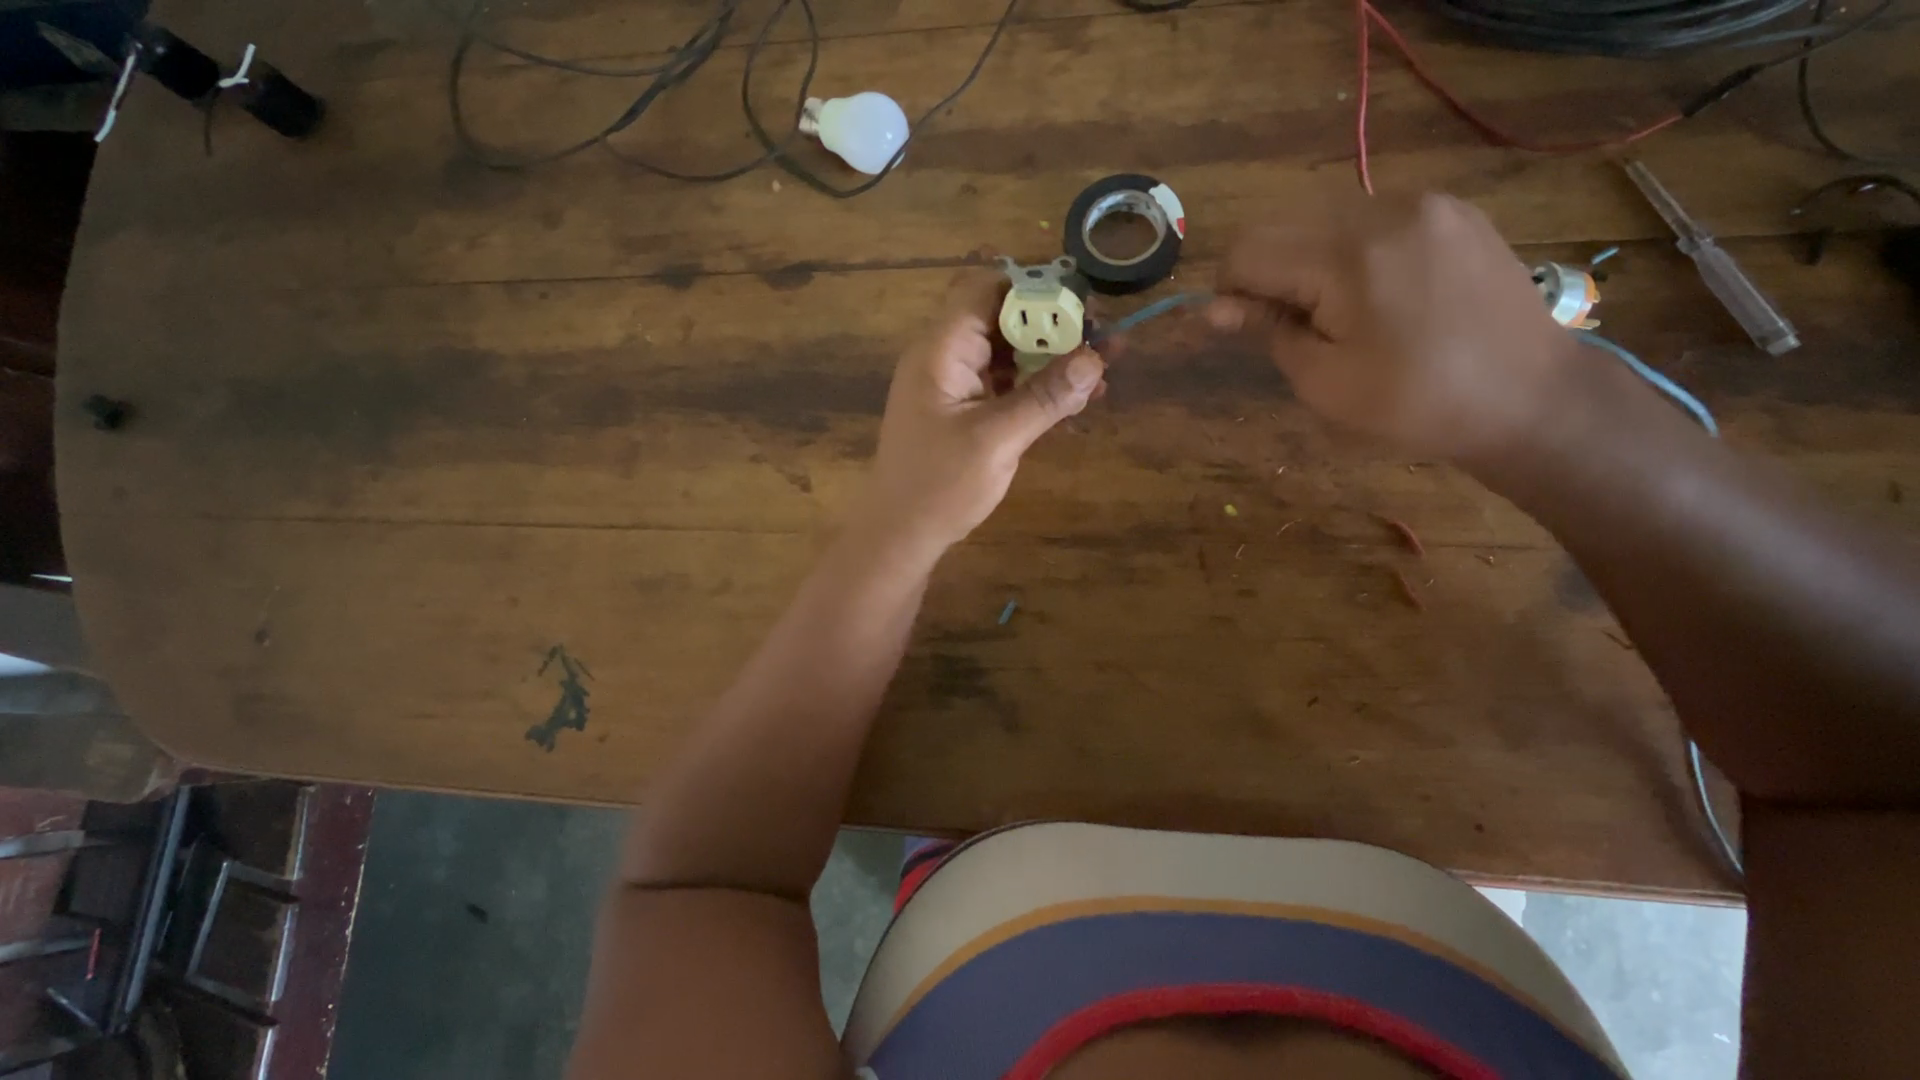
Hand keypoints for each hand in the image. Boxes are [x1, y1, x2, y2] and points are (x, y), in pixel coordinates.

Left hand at [849, 267, 1105, 559]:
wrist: (899, 535)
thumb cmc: (939, 486)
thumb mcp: (998, 440)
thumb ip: (1046, 397)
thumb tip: (1096, 359)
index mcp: (941, 350)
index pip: (985, 288)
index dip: (1033, 286)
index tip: (1082, 300)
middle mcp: (945, 356)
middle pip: (1001, 316)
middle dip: (1052, 322)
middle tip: (1103, 335)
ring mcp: (954, 384)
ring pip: (1008, 350)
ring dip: (1051, 355)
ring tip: (1103, 365)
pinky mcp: (964, 410)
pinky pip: (1005, 382)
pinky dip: (1037, 384)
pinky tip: (1078, 396)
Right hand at [1207, 192, 1579, 461]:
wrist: (1531, 398)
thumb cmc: (1419, 404)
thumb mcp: (1325, 382)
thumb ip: (1267, 332)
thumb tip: (1218, 308)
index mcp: (1349, 254)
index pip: (1249, 251)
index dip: (1230, 292)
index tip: (1246, 331)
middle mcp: (1385, 208)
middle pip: (1283, 226)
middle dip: (1270, 275)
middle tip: (1296, 328)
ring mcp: (1425, 202)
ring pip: (1325, 218)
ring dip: (1310, 262)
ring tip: (1342, 314)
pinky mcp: (1452, 211)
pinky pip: (1372, 218)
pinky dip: (1353, 252)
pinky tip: (1379, 295)